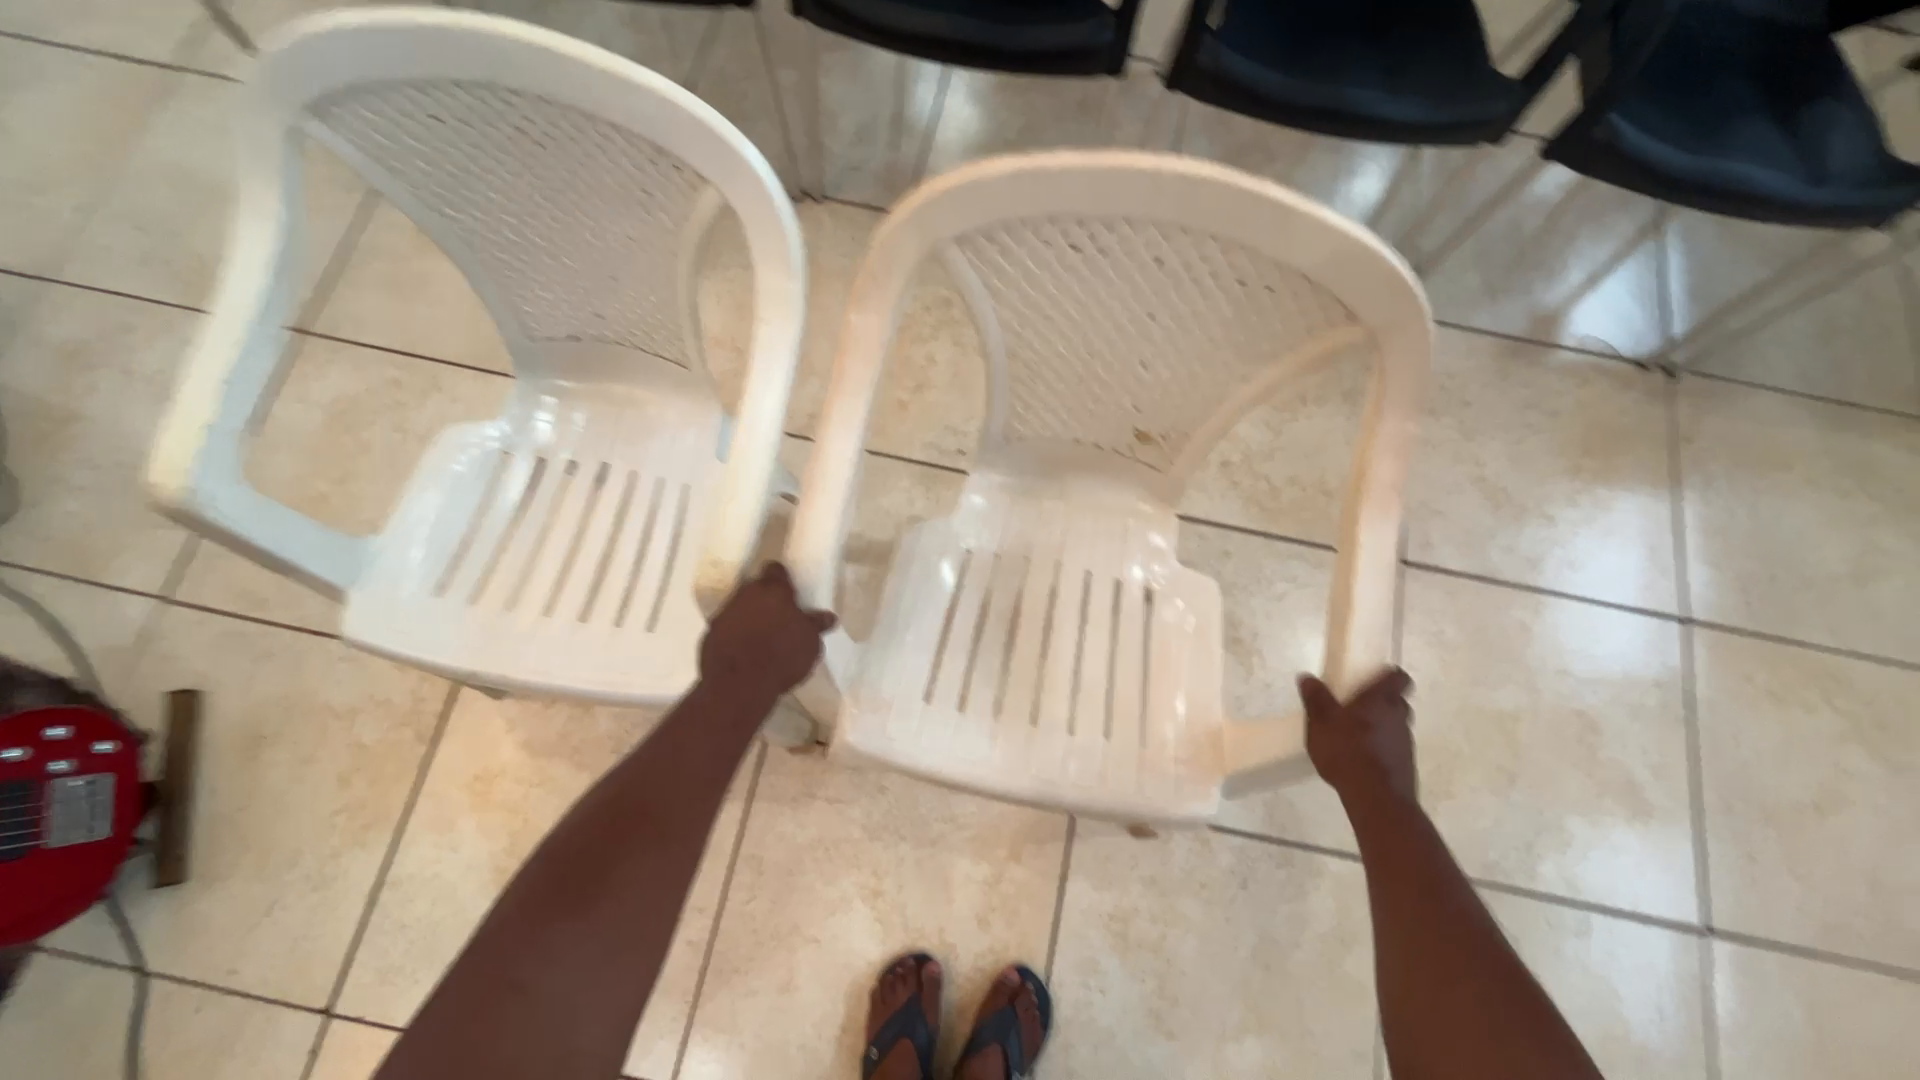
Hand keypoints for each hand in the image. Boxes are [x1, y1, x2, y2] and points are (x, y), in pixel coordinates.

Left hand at [699, 562, 836, 700]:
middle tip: (778, 614)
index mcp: (774, 591)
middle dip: (765, 597)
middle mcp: (746, 595)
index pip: (776, 570)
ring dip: (748, 616)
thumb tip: (828, 616)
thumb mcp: (810, 644)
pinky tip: (743, 651)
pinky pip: (725, 628)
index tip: (788, 588)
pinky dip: (734, 635)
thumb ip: (816, 625)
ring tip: (761, 636)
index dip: (782, 577)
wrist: (738, 686)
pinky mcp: (709, 634)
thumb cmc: (782, 657)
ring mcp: (724, 614)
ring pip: (738, 607)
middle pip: (755, 587)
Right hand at [1299, 667, 1415, 804]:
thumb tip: (1307, 677)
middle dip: (1380, 701)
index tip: (1372, 677)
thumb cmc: (1347, 751)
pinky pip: (1392, 747)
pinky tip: (1359, 758)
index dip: (1389, 675)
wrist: (1376, 798)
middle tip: (1357, 706)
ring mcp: (1405, 742)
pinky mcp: (1404, 765)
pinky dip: (1379, 748)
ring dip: (1379, 726)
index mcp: (1381, 701)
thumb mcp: (1321, 723)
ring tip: (1353, 736)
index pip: (1399, 677)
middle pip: (1397, 701)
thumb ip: (1316, 699)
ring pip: (1395, 725)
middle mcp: (1399, 717)